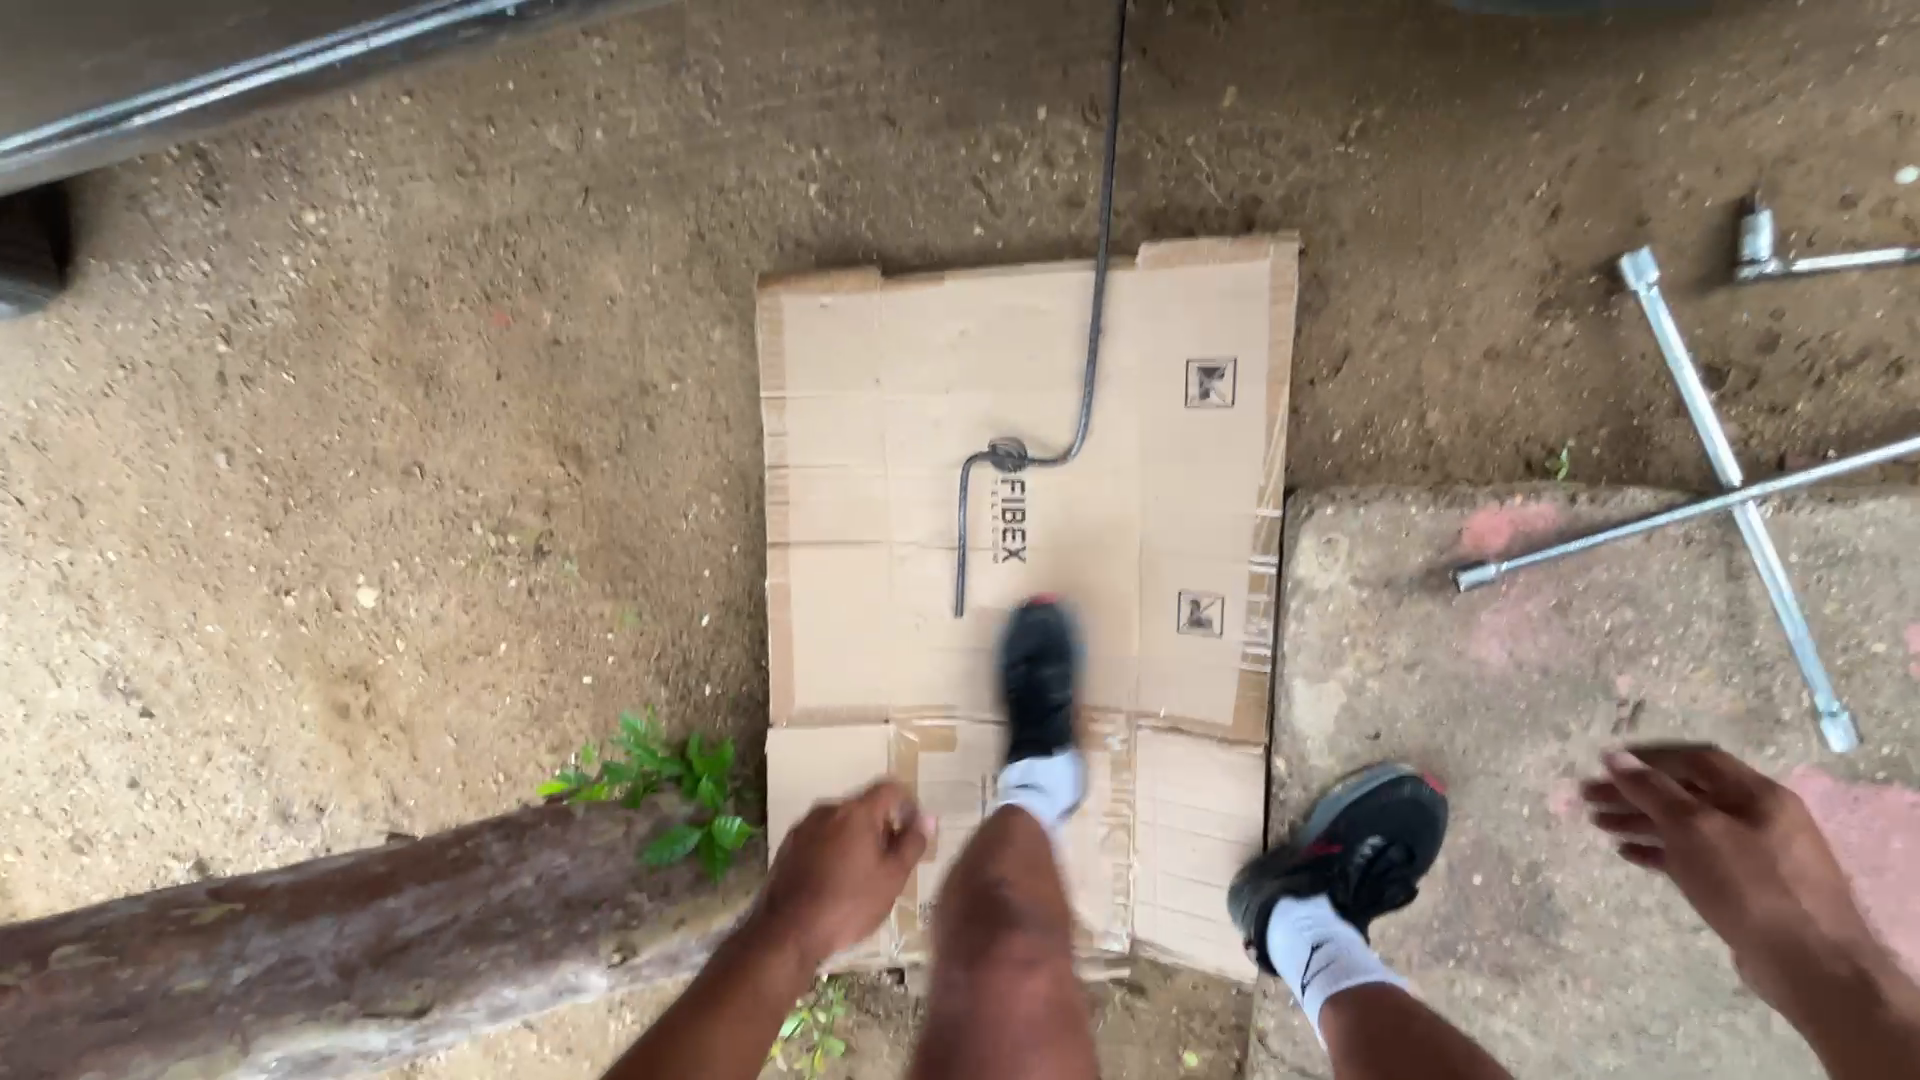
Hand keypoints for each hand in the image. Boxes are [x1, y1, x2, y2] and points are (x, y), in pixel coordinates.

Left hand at [751, 780, 932, 969]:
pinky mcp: (787, 846)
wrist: (786, 933)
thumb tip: (928, 817)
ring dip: (856, 840)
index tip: (912, 832)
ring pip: (841, 823)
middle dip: (881, 828)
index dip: (908, 804)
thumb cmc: (848, 904)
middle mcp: (828, 809)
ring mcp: (804, 827)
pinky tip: (834, 883)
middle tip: (889, 864)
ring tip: (861, 878)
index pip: (890, 788)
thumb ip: (912, 843)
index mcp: (857, 811)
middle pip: (865, 807)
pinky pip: (821, 838)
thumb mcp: (892, 878)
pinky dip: (833, 851)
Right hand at [1582, 744, 1889, 1023]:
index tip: (1605, 767)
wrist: (1813, 967)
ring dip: (1640, 821)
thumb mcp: (1694, 829)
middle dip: (1635, 793)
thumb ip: (1652, 790)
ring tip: (1599, 825)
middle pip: (1686, 793)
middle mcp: (1760, 818)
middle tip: (1589, 798)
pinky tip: (1628, 854)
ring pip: (1686, 825)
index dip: (1648, 759)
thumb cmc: (1750, 885)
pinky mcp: (1747, 886)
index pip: (1696, 759)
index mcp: (1758, 796)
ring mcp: (1756, 854)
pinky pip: (1695, 856)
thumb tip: (1614, 757)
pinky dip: (1660, 851)